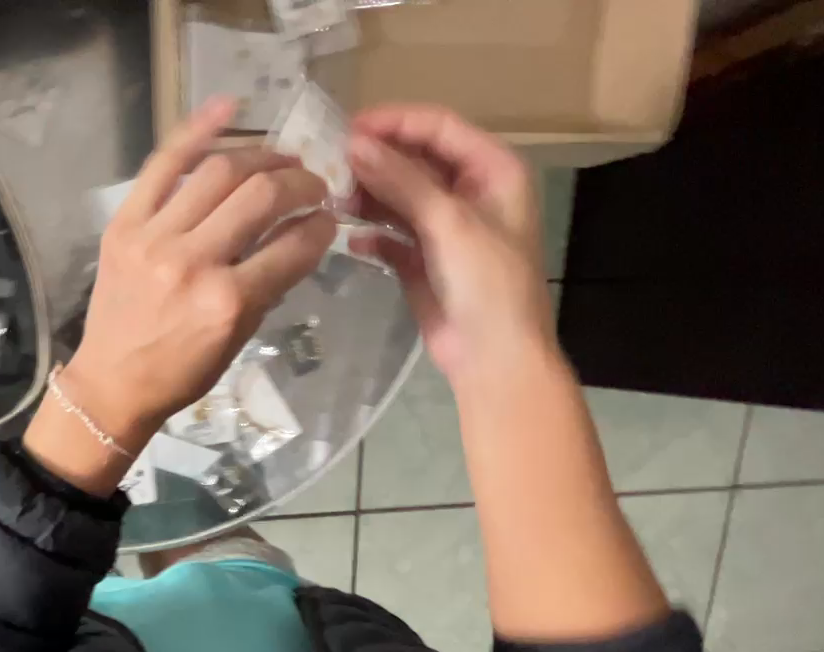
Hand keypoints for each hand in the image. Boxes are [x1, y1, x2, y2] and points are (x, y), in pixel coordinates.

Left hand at [64, 98, 335, 442]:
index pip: (292, 245)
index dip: (320, 226)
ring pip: (218, 171)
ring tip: (278, 161)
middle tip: (311, 184)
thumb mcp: (236, 341)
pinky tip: (229, 108)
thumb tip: (298, 238)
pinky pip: (162, 164)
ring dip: (261, 156)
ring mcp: (154, 239)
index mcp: (227, 303)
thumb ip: (268, 288)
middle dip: (299, 182)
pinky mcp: (124, 225)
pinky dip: (196, 129)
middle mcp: (193, 263)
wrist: (112, 384)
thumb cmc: (180, 373)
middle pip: (260, 195)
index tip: (327, 219)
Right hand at [344, 104, 555, 387]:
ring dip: (369, 198)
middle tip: (330, 166)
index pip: (438, 129)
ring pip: (400, 200)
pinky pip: (392, 238)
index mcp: (493, 170)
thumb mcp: (449, 223)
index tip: (347, 129)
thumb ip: (401, 181)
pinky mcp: (423, 263)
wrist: (494, 356)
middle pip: (416, 162)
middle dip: (376, 162)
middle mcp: (469, 193)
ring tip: (333, 200)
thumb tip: (354, 145)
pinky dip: (373, 236)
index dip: (395, 123)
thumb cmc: (487, 283)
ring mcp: (445, 230)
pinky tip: (351, 239)